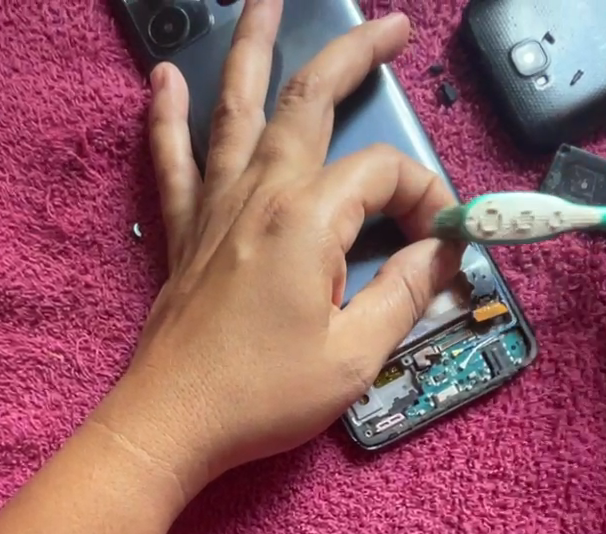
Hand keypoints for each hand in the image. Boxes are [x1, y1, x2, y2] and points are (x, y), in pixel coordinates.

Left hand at [89, 0, 458, 496]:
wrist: (172, 423)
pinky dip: (168, 118)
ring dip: (252, 46)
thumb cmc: (261, 398)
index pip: (384, 173)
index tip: (441, 244)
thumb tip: (441, 255)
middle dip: (355, 55)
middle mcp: (258, 195)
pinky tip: (164, 79)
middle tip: (391, 28)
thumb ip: (403, 296)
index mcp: (307, 220)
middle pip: (308, 99)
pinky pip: (172, 162)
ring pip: (235, 108)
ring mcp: (213, 210)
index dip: (425, 198)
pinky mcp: (182, 235)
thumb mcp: (353, 357)